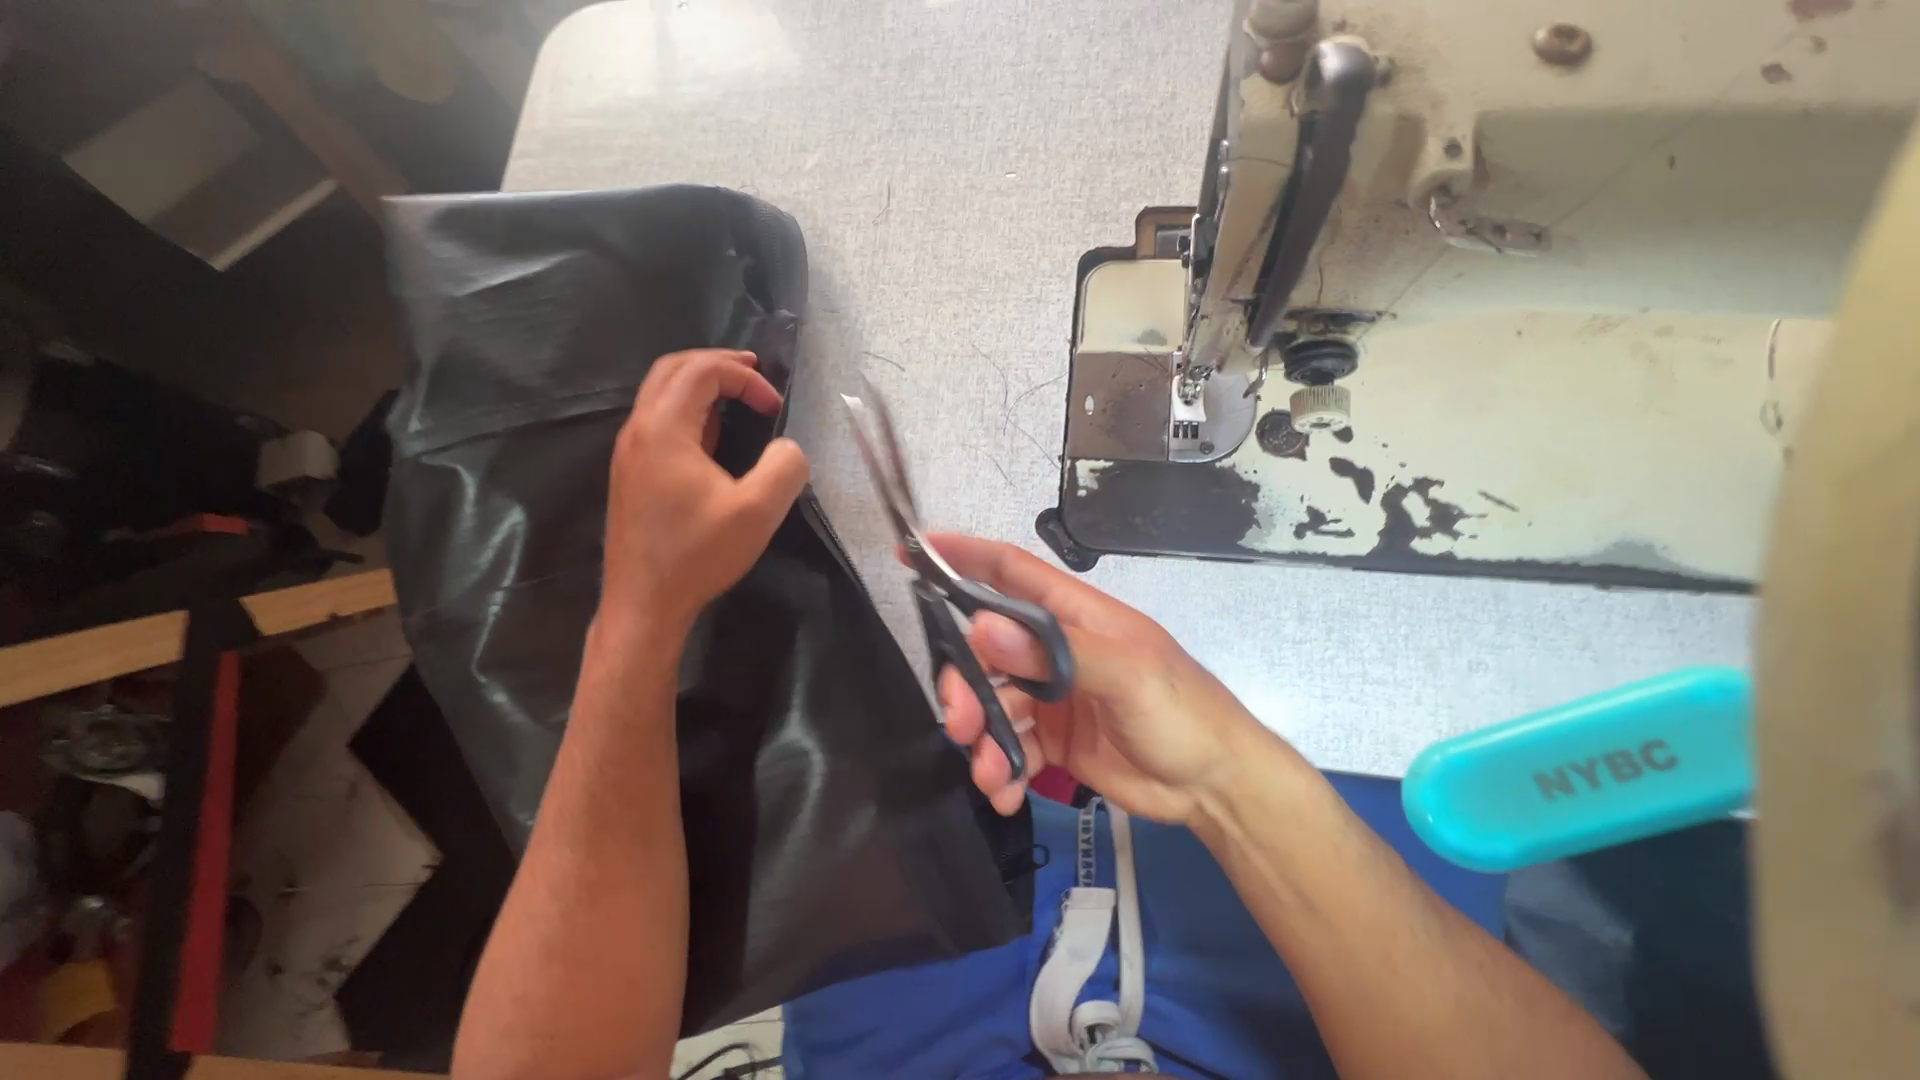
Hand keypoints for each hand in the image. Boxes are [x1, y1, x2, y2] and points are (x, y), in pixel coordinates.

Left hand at [601, 349, 808, 632]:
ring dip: (700, 385)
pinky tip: (713, 436)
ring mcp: (629, 454)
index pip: (702, 371)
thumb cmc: (697, 555)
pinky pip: (658, 422)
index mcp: (664, 429)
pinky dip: (688, 411)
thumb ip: (785, 468)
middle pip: (672, 369)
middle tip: (753, 372)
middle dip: (716, 364)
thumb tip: (788, 449)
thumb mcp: (757, 512)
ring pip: (660, 394)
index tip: (774, 408)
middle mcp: (639, 431)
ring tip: (737, 397)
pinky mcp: (631, 475)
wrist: (643, 603)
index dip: (744, 377)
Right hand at [926, 535, 1274, 824]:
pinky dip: (1000, 768)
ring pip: (992, 703)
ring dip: (982, 737)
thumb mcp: (1127, 674)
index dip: (963, 557)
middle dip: (964, 683)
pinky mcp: (1052, 741)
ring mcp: (1052, 697)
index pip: (1010, 572)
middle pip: (986, 650)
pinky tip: (1005, 792)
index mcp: (1075, 616)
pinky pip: (1009, 747)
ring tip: (991, 773)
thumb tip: (984, 628)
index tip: (915, 552)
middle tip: (960, 722)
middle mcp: (1056, 650)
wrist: (1215, 787)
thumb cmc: (1184, 713)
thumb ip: (1056, 652)